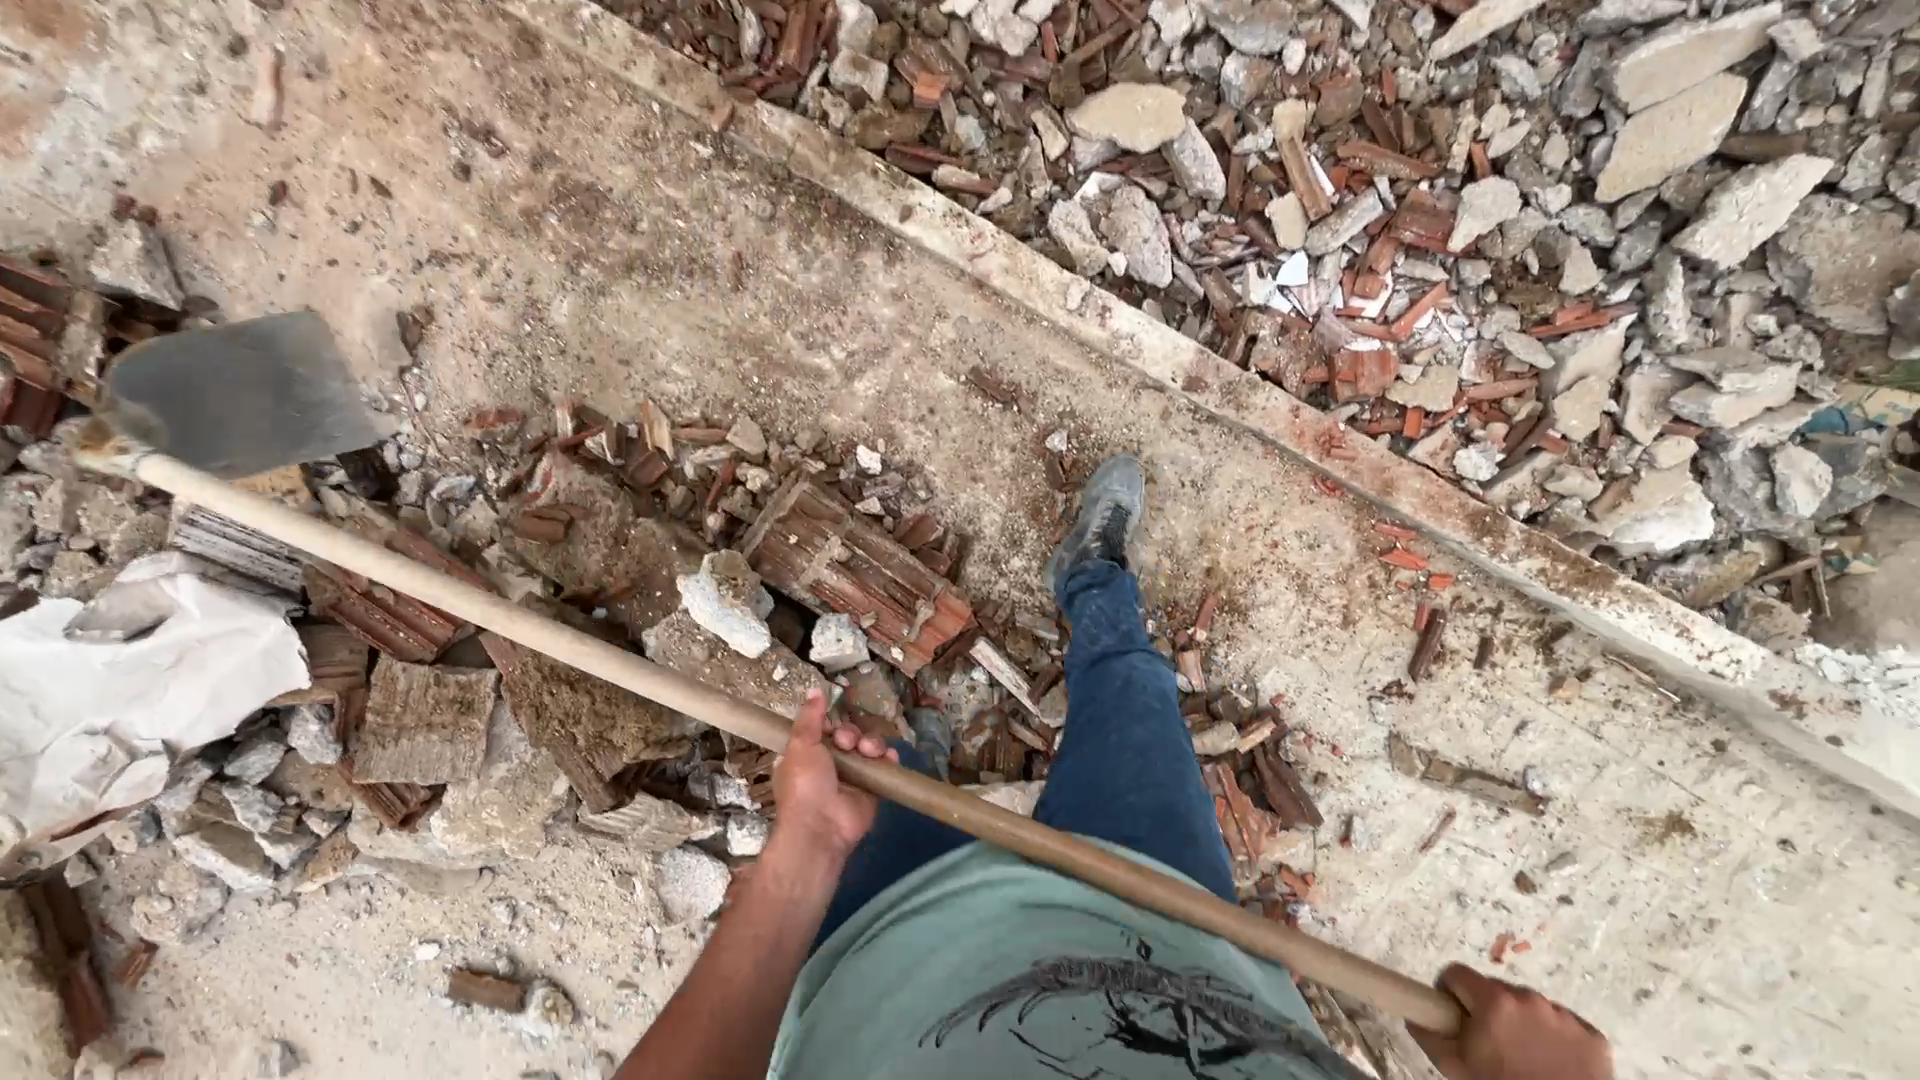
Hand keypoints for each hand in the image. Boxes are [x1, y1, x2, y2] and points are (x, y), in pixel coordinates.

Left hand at [767, 689, 897, 866]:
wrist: (822, 826)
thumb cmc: (804, 784)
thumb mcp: (800, 745)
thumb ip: (810, 717)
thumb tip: (815, 690)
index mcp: (807, 755)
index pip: (824, 730)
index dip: (830, 724)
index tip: (831, 725)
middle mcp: (829, 765)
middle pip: (848, 735)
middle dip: (850, 734)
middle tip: (846, 743)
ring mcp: (852, 777)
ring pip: (867, 747)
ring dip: (870, 743)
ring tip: (866, 752)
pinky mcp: (872, 788)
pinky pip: (883, 766)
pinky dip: (887, 759)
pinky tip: (886, 758)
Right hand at [1409, 965, 1612, 1079]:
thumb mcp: (1453, 1067)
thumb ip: (1427, 1033)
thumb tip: (1414, 1014)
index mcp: (1493, 999)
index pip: (1457, 973)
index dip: (1450, 993)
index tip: (1454, 1016)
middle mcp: (1529, 997)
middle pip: (1495, 989)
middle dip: (1488, 1009)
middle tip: (1490, 1043)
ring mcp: (1565, 1017)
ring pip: (1530, 1006)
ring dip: (1522, 1022)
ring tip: (1524, 1056)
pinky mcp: (1594, 1037)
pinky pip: (1565, 1024)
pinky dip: (1556, 1038)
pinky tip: (1553, 1062)